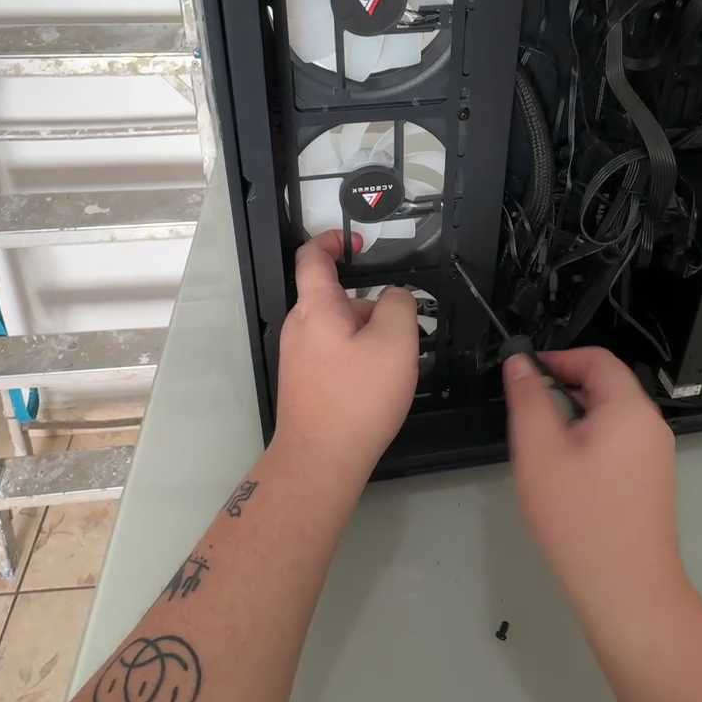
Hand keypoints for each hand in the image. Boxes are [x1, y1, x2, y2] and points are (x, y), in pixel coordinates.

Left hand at [273, 231, 420, 469]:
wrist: (320, 461)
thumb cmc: (356, 399)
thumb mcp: (394, 342)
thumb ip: (399, 305)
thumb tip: (395, 297)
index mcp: (316, 308)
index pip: (313, 257)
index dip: (333, 240)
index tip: (357, 241)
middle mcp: (300, 327)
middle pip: (336, 298)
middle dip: (371, 307)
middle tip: (402, 330)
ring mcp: (299, 356)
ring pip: (339, 329)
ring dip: (368, 337)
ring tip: (395, 366)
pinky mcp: (305, 381)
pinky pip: (335, 354)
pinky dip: (358, 358)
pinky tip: (378, 386)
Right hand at [504, 347, 684, 616]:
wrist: (627, 591)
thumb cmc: (580, 519)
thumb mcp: (539, 452)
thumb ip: (528, 400)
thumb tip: (520, 363)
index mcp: (628, 409)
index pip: (595, 358)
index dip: (557, 358)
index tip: (525, 372)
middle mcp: (650, 425)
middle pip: (605, 385)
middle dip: (563, 387)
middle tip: (528, 409)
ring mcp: (656, 455)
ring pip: (611, 415)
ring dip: (575, 415)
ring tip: (543, 442)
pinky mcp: (652, 480)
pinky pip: (619, 441)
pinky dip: (591, 439)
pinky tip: (567, 471)